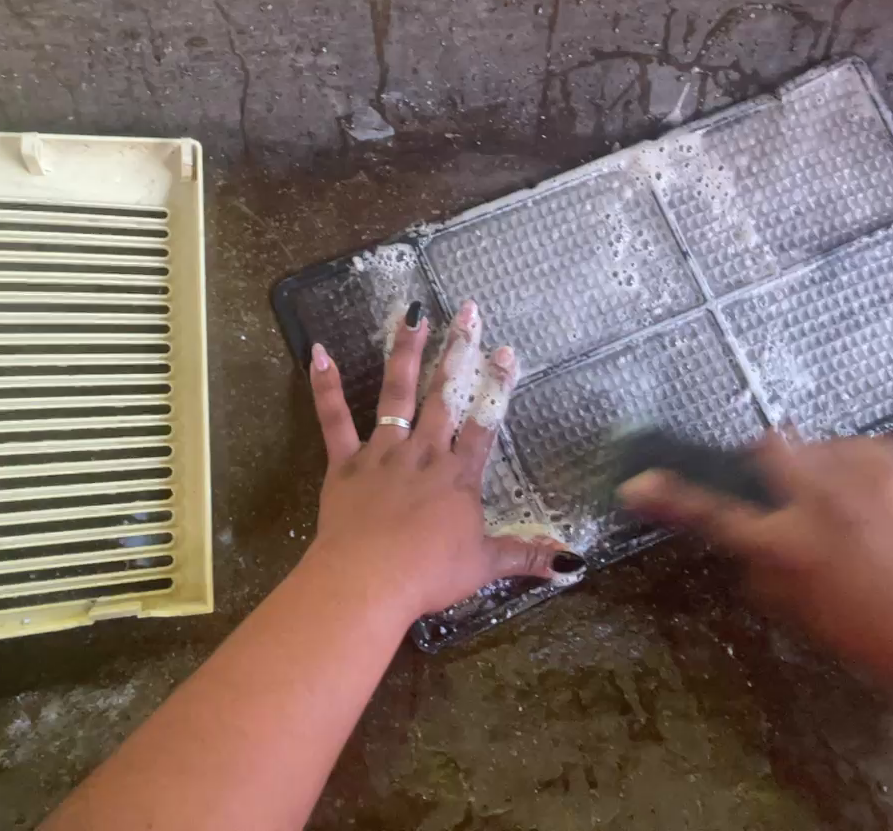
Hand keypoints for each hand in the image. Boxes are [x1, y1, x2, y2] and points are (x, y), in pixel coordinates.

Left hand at [303, 300, 560, 621]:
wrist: (368, 580)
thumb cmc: (427, 574)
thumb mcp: (484, 565)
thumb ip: (526, 556)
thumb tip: (573, 562)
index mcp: (457, 475)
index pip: (484, 423)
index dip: (497, 386)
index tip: (507, 350)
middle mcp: (423, 452)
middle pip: (444, 395)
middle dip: (458, 351)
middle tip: (468, 312)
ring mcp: (382, 453)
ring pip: (396, 394)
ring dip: (405, 352)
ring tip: (412, 315)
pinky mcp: (346, 462)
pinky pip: (334, 419)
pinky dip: (325, 386)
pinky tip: (319, 351)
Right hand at [618, 433, 892, 707]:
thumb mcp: (817, 622)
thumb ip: (771, 579)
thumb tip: (752, 553)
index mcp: (793, 547)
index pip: (713, 513)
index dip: (668, 495)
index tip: (636, 483)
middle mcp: (824, 500)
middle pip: (766, 449)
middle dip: (764, 461)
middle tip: (784, 490)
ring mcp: (870, 477)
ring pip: (817, 445)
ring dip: (817, 468)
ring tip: (847, 504)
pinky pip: (866, 450)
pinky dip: (861, 469)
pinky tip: (883, 503)